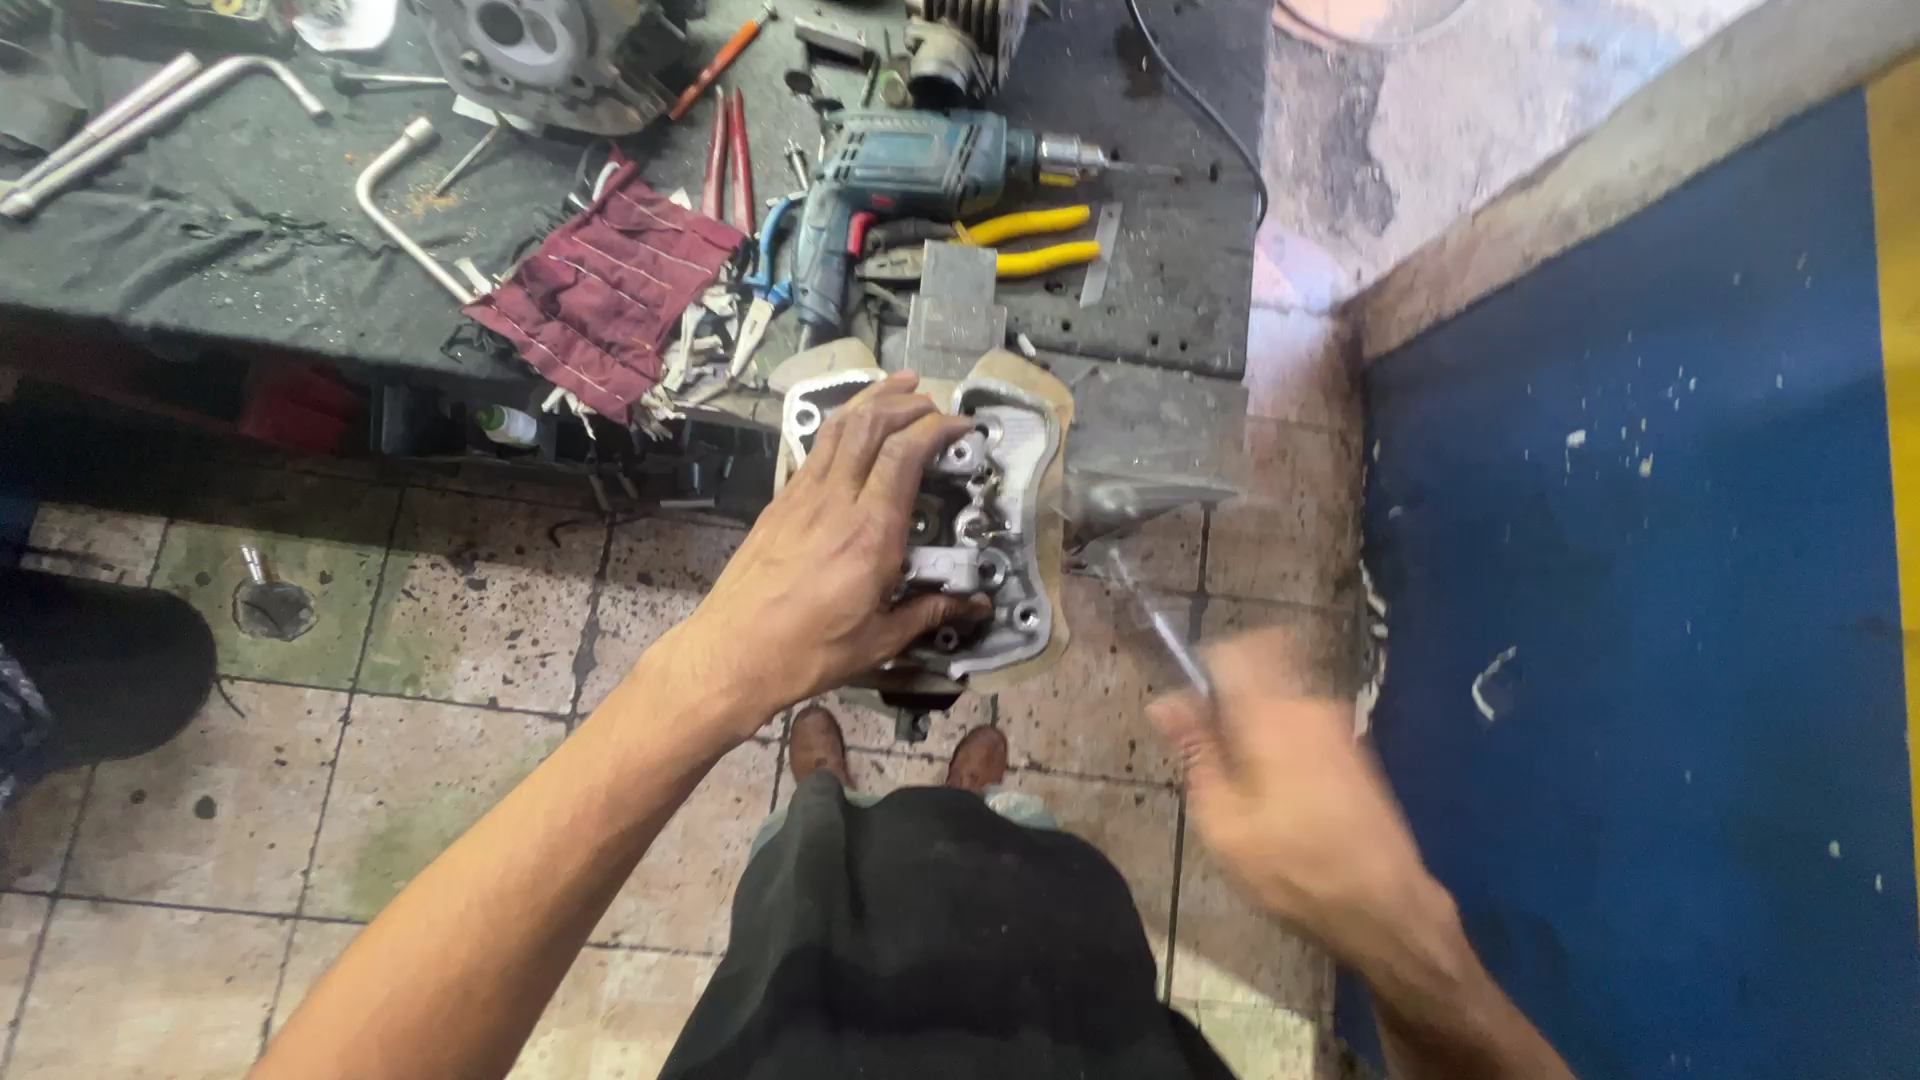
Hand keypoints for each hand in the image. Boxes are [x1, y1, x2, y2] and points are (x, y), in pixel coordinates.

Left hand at [632, 372, 986, 743]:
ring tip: (901, 386)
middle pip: (871, 425)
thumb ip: (930, 612)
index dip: (937, 428)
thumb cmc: (808, 652)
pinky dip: (843, 424)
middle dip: (908, 403)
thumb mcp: (880, 640)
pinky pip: (817, 448)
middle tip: (936, 404)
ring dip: (873, 399)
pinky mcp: (780, 503)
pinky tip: (855, 426)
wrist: (731, 654)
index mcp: (870, 534)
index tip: (962, 427)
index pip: (904, 454)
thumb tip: (976, 606)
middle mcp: (835, 502)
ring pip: (839, 427)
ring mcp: (802, 497)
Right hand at [1147, 628, 1446, 965]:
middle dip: (1226, 695)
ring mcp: (1337, 724)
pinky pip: (1300, 715)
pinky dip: (1277, 733)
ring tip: (1239, 777)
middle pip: (1257, 665)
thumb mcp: (1222, 820)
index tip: (1186, 708)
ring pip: (1279, 691)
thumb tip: (1163, 703)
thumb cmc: (1293, 868)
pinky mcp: (1353, 747)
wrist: (1387, 910)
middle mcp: (1308, 705)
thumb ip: (1195, 751)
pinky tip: (1273, 788)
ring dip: (1251, 716)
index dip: (1200, 669)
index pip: (1230, 652)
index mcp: (1270, 715)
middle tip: (1210, 749)